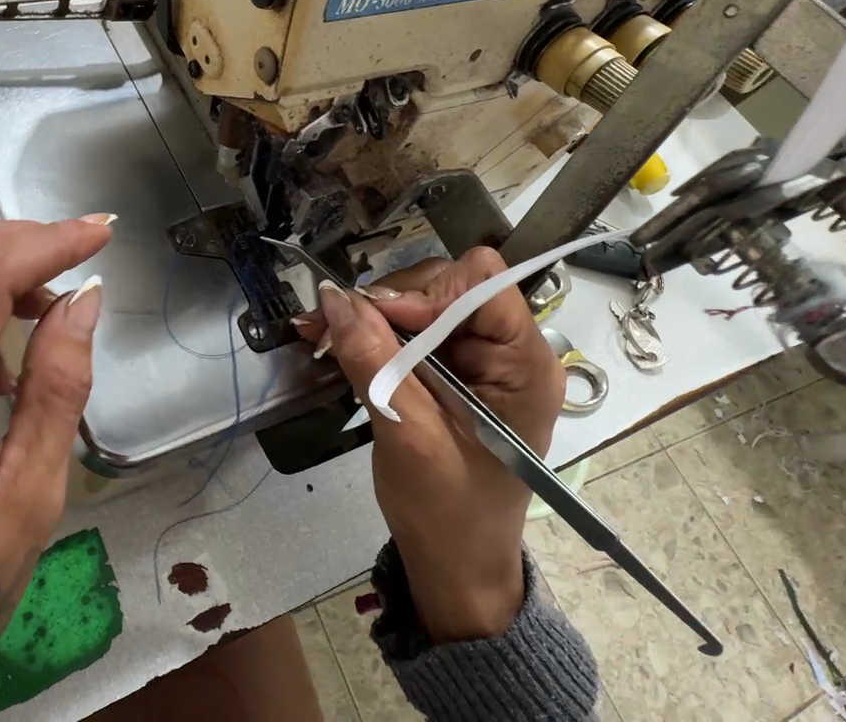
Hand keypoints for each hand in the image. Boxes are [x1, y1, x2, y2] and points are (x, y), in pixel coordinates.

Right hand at [299, 249, 562, 641]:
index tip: (378, 322)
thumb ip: (375, 363)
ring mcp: (476, 358)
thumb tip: (334, 300)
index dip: (427, 292)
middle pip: (445, 284)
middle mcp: (505, 349)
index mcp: (523, 363)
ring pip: (418, 303)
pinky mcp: (447, 370)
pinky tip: (333, 340)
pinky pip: (406, 330)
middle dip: (387, 303)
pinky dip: (368, 332)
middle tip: (335, 326)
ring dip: (369, 316)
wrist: (455, 563)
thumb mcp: (410, 437)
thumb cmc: (449, 513)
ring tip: (323, 333)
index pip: (482, 282)